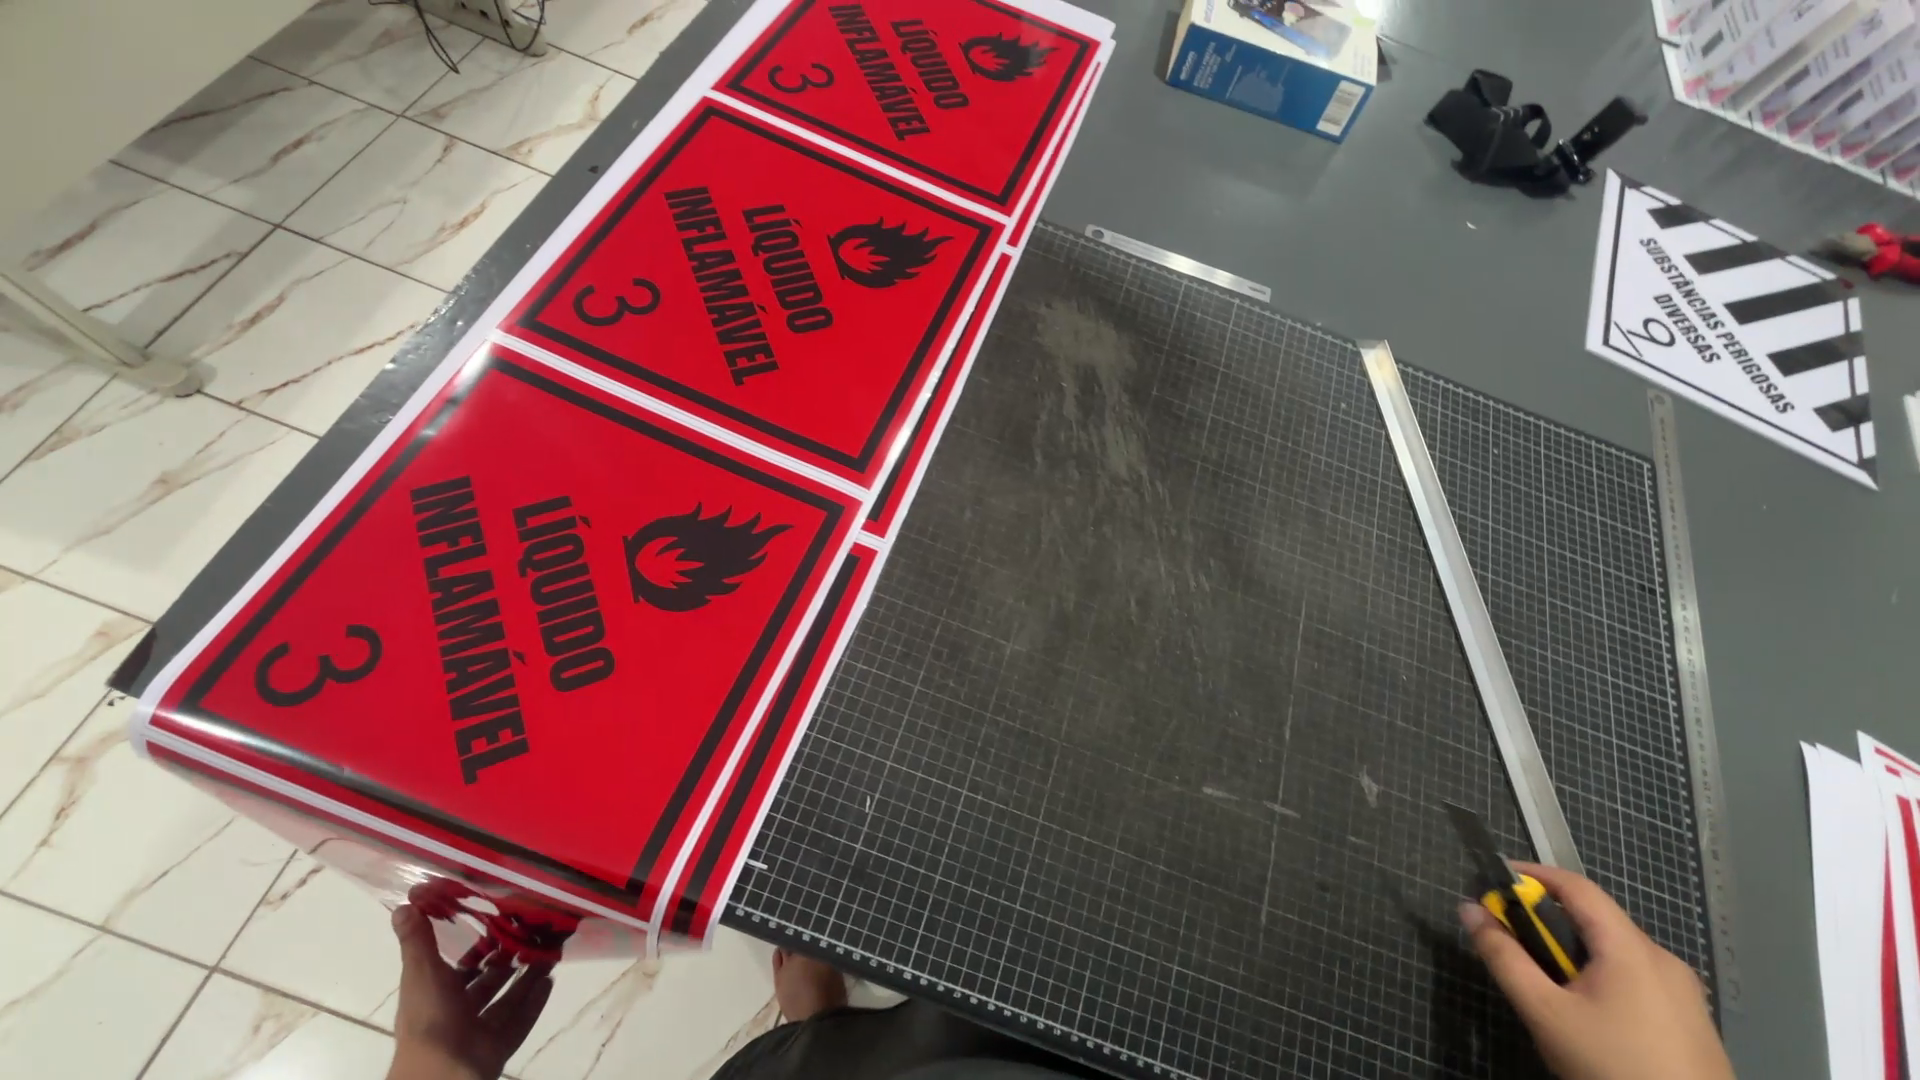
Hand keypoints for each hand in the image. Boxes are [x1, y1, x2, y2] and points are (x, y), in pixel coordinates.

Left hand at [386, 905, 554, 1079]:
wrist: (443, 1072)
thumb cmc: (430, 1018)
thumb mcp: (421, 972)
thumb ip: (418, 940)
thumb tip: (404, 903)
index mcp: (435, 995)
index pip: (458, 967)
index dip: (476, 947)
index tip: (500, 922)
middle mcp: (457, 1013)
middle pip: (487, 983)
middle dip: (508, 961)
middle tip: (534, 934)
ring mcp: (480, 1031)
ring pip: (507, 999)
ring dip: (527, 977)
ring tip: (551, 953)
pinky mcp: (500, 1045)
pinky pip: (522, 1020)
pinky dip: (536, 1001)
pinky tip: (551, 980)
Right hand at [1460, 863, 1733, 1079]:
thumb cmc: (1612, 1066)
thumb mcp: (1544, 1012)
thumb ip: (1503, 957)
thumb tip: (1469, 910)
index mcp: (1631, 949)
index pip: (1577, 886)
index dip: (1533, 874)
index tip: (1494, 882)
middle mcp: (1663, 959)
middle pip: (1595, 919)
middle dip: (1546, 919)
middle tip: (1510, 939)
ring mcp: (1683, 991)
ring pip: (1614, 950)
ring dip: (1571, 950)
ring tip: (1544, 982)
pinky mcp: (1691, 1019)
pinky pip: (1635, 976)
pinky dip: (1599, 974)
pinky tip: (1586, 1012)